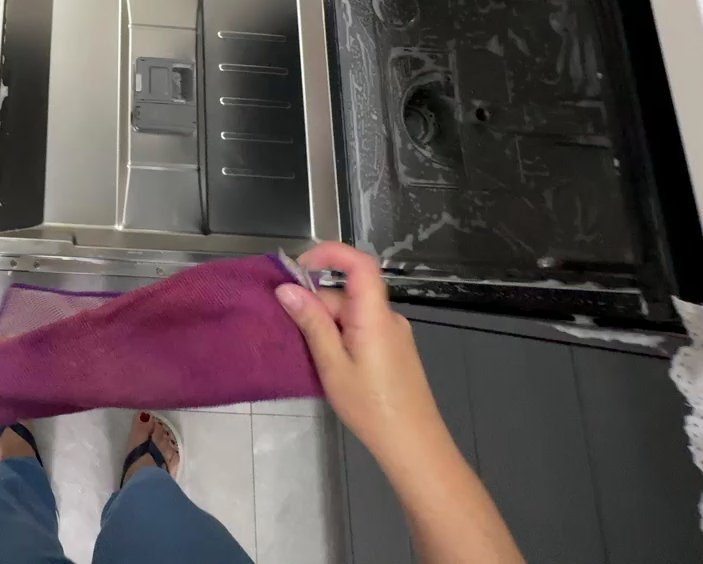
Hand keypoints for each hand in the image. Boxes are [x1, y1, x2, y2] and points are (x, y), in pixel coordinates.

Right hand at [273, 242, 452, 468]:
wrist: (416, 449)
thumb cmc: (372, 407)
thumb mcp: (332, 366)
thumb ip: (311, 323)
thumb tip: (286, 289)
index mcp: (375, 316)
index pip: (360, 263)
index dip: (330, 253)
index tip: (299, 267)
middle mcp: (388, 317)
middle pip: (347, 293)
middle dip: (317, 305)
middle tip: (296, 336)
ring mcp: (394, 334)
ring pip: (352, 312)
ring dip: (327, 325)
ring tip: (314, 358)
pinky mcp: (394, 350)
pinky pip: (362, 327)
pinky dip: (341, 335)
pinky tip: (333, 364)